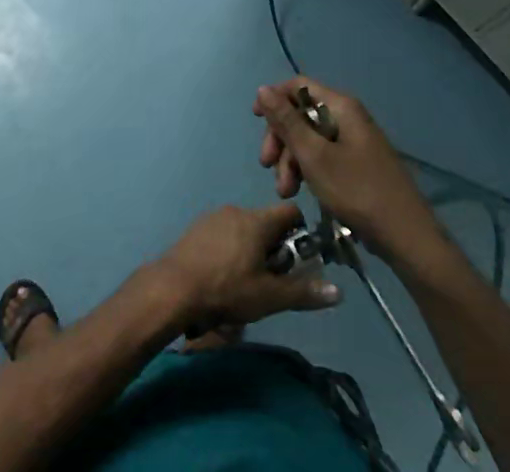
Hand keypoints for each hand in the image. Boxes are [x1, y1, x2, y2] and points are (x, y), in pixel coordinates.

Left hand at [155, 204, 341, 331]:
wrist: (171, 290)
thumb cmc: (226, 289)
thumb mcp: (269, 297)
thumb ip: (303, 292)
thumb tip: (338, 292)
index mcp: (258, 220)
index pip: (291, 212)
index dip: (300, 232)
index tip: (298, 257)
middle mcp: (236, 211)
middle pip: (265, 223)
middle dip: (272, 248)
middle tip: (270, 279)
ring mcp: (212, 218)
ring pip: (242, 230)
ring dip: (248, 250)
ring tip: (242, 283)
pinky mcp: (194, 230)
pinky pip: (220, 236)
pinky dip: (226, 252)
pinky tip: (218, 279)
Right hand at [253, 77, 441, 261]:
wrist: (404, 234)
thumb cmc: (357, 190)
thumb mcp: (314, 156)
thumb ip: (287, 122)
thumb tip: (263, 88)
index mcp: (341, 107)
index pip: (299, 86)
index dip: (274, 98)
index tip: (255, 121)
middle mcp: (348, 117)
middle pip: (302, 114)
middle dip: (281, 139)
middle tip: (266, 167)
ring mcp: (353, 141)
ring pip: (309, 139)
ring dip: (291, 161)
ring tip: (285, 192)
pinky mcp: (356, 163)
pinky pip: (323, 156)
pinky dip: (307, 170)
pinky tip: (300, 192)